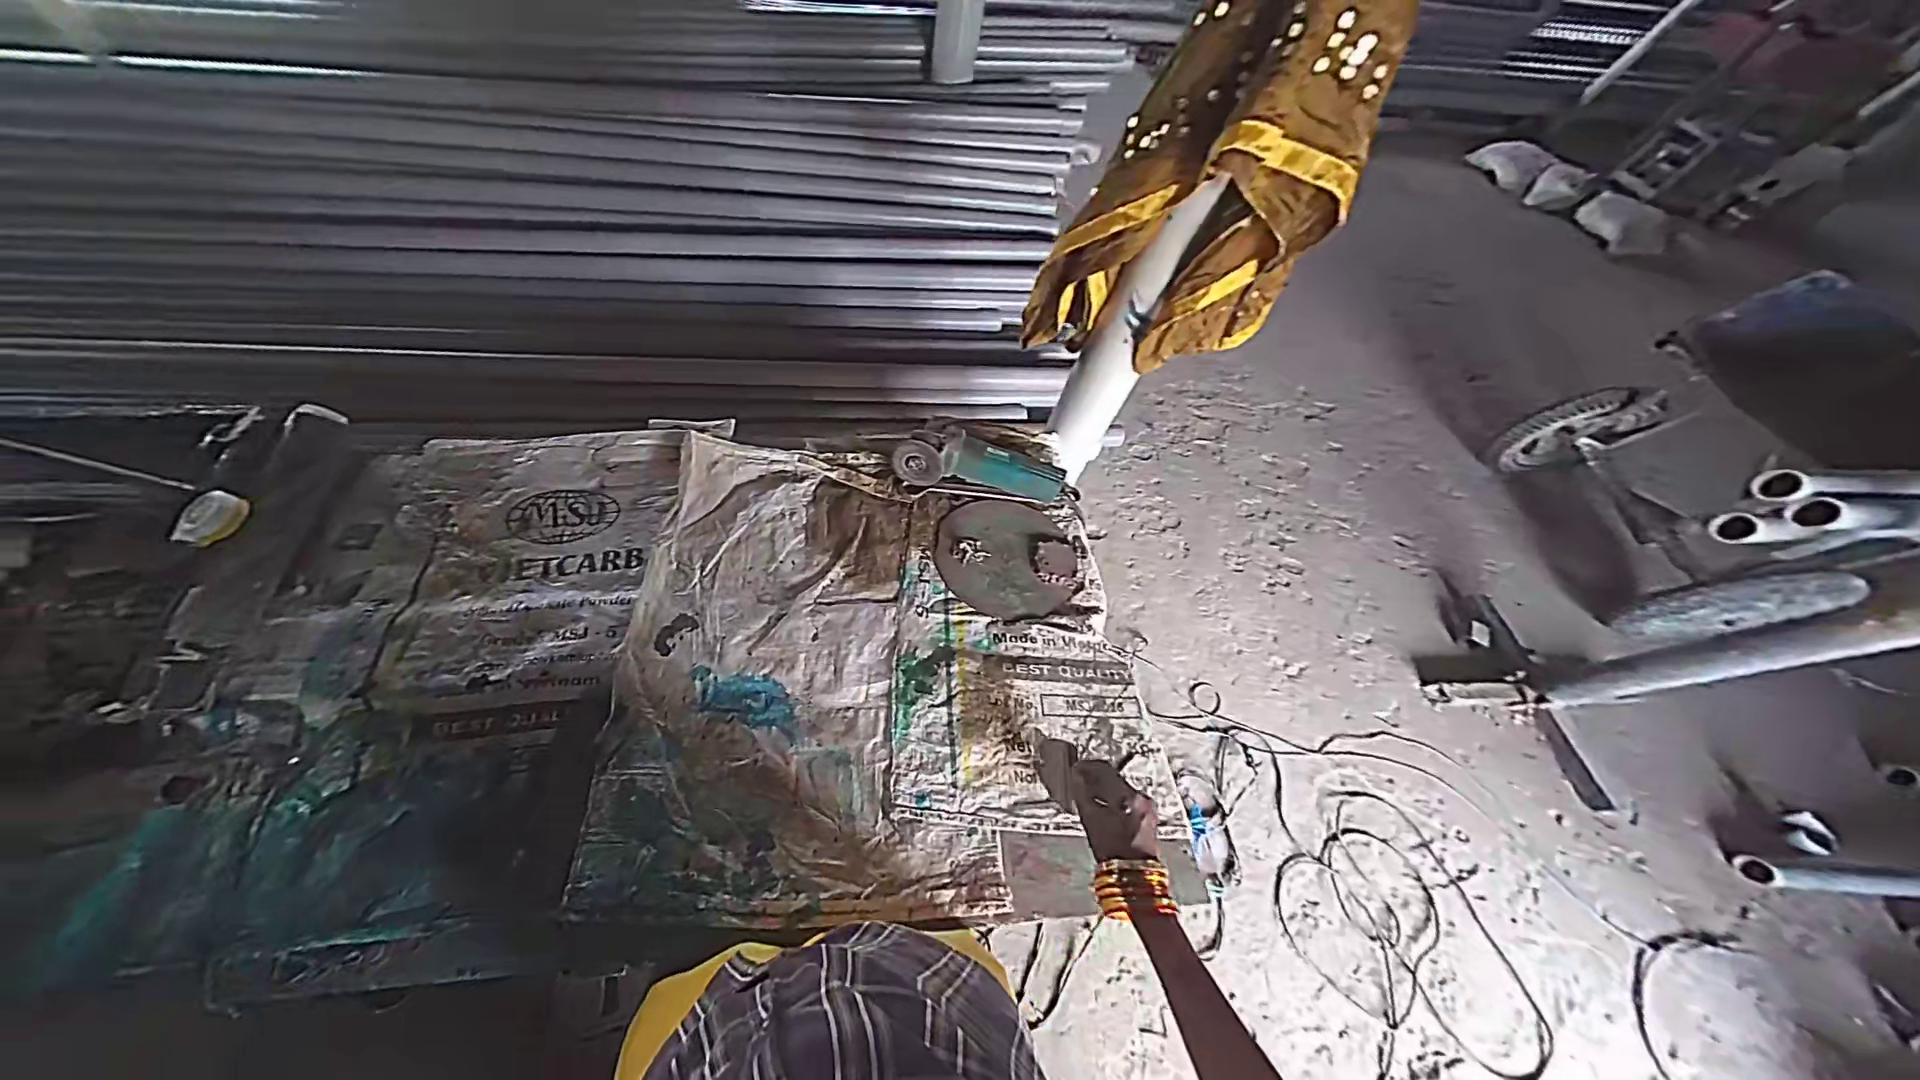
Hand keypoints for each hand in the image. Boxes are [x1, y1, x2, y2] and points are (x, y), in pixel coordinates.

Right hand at [1071, 758, 1159, 862]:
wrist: (1133, 876)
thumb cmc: (1112, 850)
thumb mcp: (1090, 819)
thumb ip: (1082, 793)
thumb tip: (1077, 776)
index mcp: (1127, 796)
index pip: (1105, 770)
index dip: (1088, 766)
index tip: (1077, 767)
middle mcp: (1140, 797)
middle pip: (1115, 777)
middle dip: (1097, 776)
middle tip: (1082, 777)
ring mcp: (1147, 807)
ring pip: (1122, 787)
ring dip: (1106, 786)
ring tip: (1091, 791)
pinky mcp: (1149, 816)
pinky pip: (1129, 798)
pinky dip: (1116, 797)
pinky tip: (1105, 803)